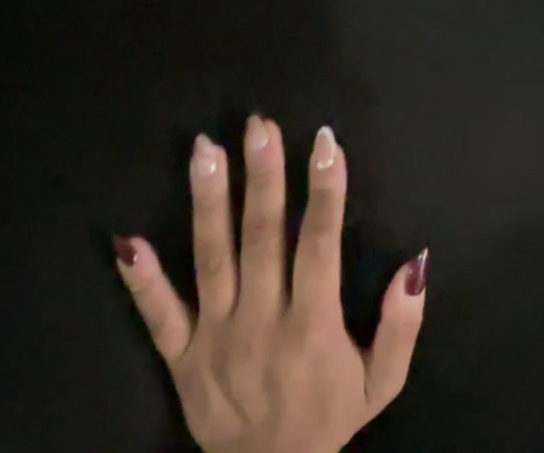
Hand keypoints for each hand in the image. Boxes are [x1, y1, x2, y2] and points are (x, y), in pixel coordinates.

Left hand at [115, 118, 427, 452]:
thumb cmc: (328, 419)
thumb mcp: (382, 384)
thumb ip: (402, 325)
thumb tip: (416, 262)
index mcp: (311, 327)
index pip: (319, 244)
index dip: (325, 190)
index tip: (326, 141)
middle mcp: (261, 323)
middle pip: (261, 238)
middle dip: (263, 177)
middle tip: (259, 125)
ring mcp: (214, 339)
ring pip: (211, 260)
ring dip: (208, 202)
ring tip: (205, 149)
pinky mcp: (180, 357)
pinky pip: (157, 316)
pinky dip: (141, 280)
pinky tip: (127, 240)